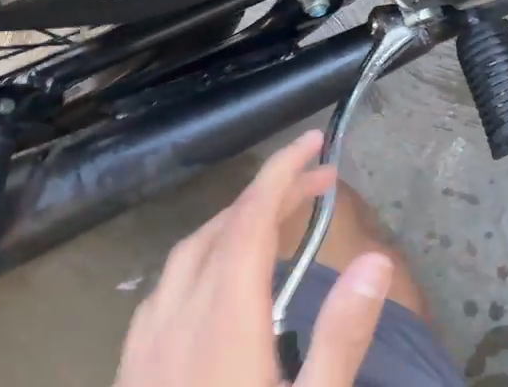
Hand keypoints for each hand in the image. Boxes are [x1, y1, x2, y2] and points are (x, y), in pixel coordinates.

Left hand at [113, 129, 394, 386]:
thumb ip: (341, 337)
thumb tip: (374, 259)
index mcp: (221, 321)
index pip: (250, 219)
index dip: (283, 171)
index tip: (318, 143)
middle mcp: (175, 322)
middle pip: (221, 230)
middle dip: (269, 193)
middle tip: (319, 184)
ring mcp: (144, 351)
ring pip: (185, 258)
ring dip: (233, 224)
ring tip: (277, 221)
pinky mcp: (133, 377)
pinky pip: (164, 293)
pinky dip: (202, 261)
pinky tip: (218, 286)